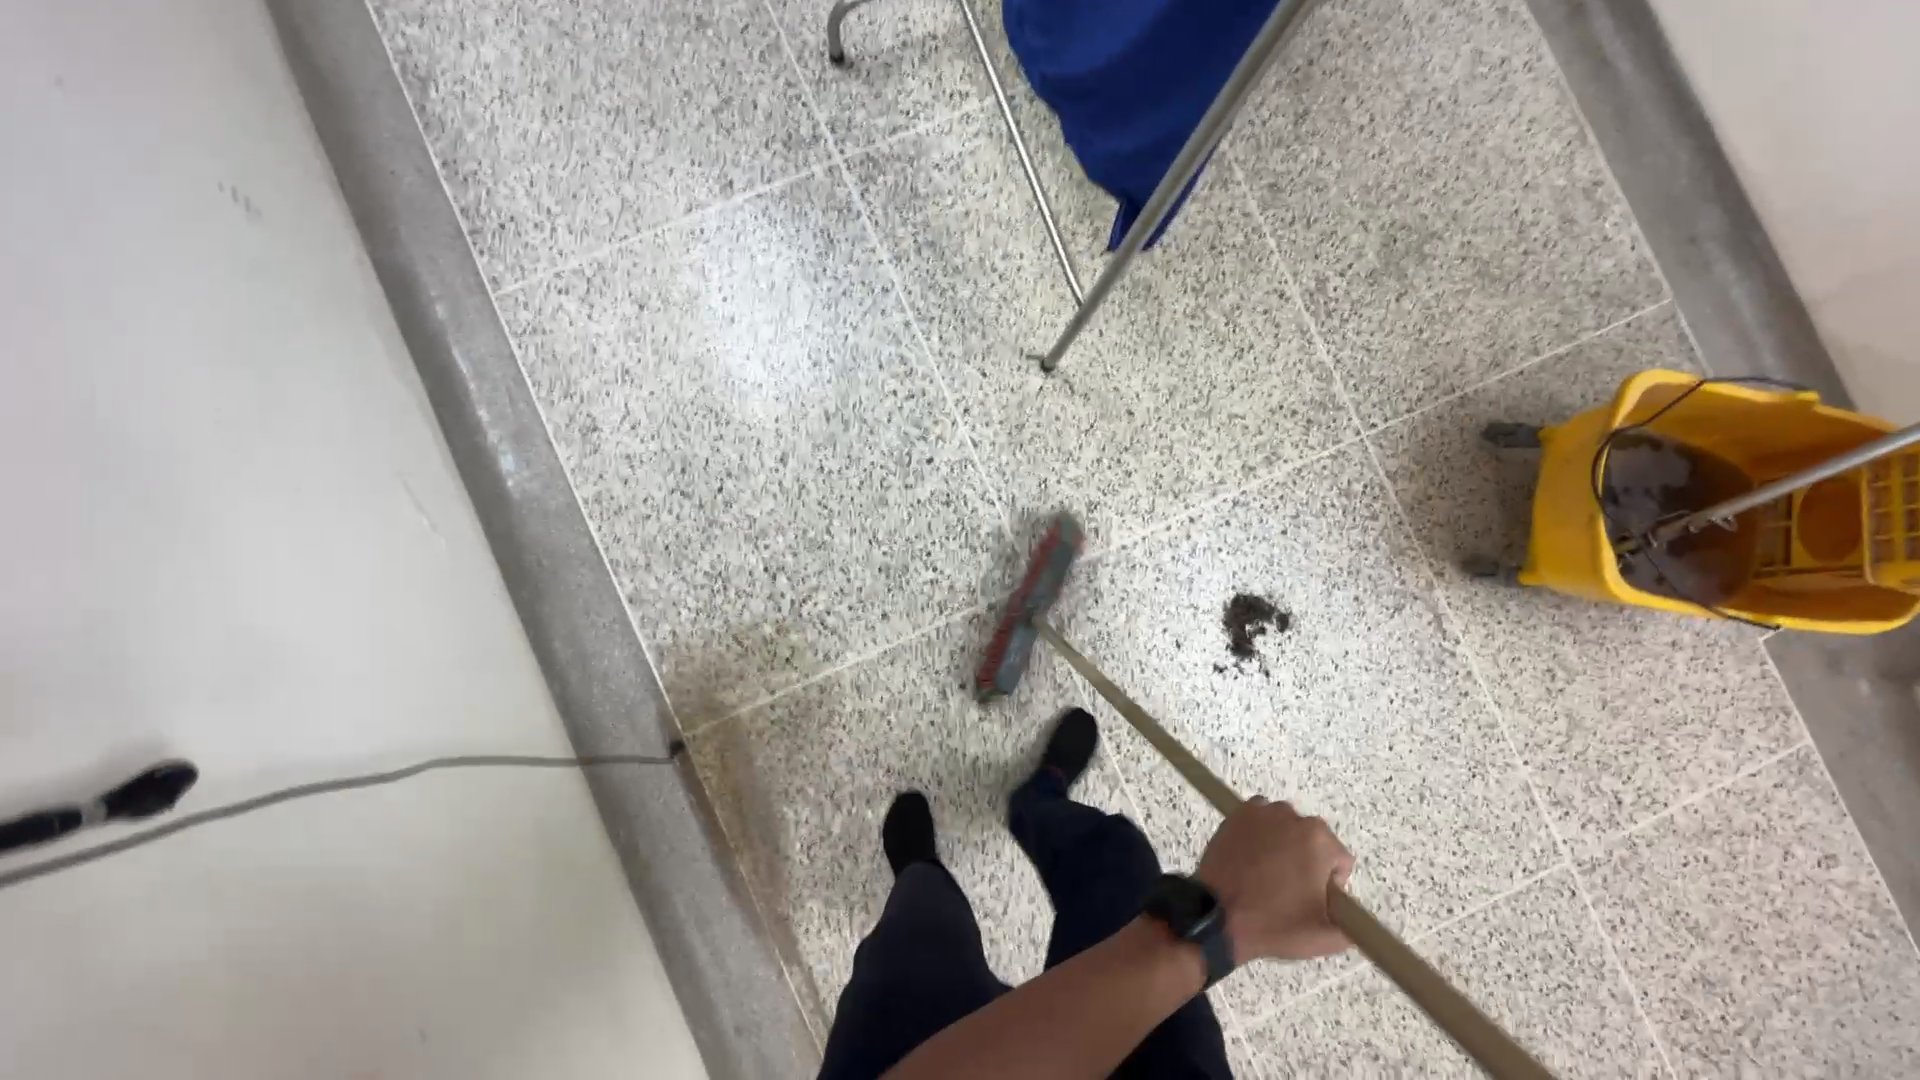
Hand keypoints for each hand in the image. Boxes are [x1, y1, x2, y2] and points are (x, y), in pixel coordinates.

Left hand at [1194, 797, 1354, 963]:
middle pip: (1313, 841)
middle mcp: (1291, 816)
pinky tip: (1252, 857)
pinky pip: (1260, 821)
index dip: (1330, 884)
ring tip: (1267, 875)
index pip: (1340, 860)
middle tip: (1288, 889)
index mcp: (1319, 839)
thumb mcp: (1327, 936)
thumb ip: (1351, 924)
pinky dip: (1260, 834)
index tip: (1312, 900)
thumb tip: (1349, 914)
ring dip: (1283, 846)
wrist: (1218, 916)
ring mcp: (1261, 812)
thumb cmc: (1274, 924)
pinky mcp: (1236, 814)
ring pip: (1286, 829)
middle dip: (1307, 862)